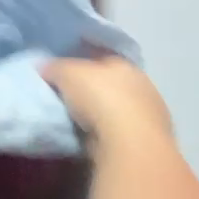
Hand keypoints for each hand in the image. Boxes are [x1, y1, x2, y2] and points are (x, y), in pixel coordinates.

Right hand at [41, 55, 175, 150]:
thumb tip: (46, 68)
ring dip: (101, 107)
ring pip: (119, 103)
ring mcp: (153, 115)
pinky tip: (91, 131)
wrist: (132, 146)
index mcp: (124, 63)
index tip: (60, 59)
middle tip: (65, 86)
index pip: (99, 51)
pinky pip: (123, 126)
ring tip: (75, 112)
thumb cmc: (99, 98)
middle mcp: (143, 85)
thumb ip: (53, 66)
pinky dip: (108, 127)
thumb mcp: (62, 72)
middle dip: (91, 82)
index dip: (79, 52)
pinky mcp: (152, 141)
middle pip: (110, 78)